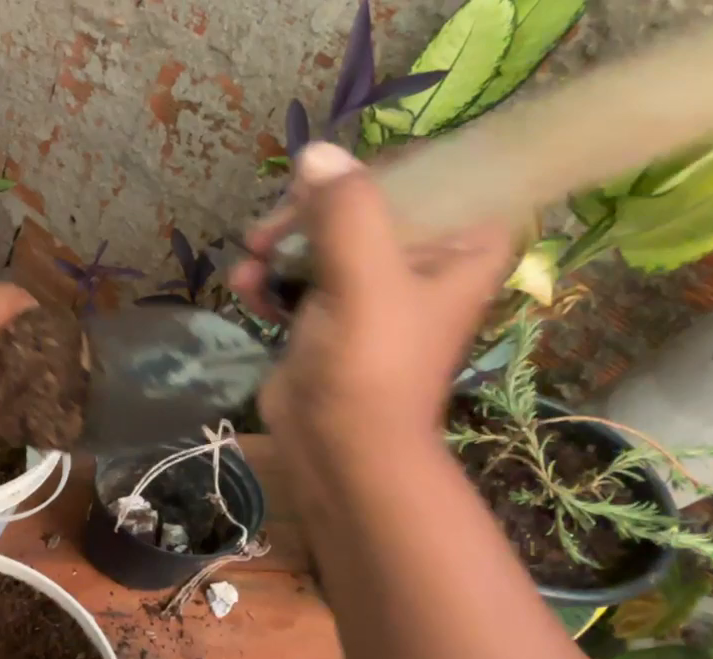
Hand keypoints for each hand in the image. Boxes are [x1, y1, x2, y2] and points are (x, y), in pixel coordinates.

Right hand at [231, 143, 515, 447]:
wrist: (337, 450)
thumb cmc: (369, 370)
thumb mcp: (363, 283)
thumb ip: (344, 213)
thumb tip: (313, 153)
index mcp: (465, 238)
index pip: (424, 170)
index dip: (363, 176)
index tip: (315, 196)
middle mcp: (424, 254)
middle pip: (361, 201)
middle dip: (305, 216)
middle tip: (265, 236)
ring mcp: (372, 284)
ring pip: (320, 235)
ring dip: (277, 247)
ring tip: (248, 271)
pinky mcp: (329, 312)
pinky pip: (297, 272)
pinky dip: (269, 277)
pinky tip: (247, 292)